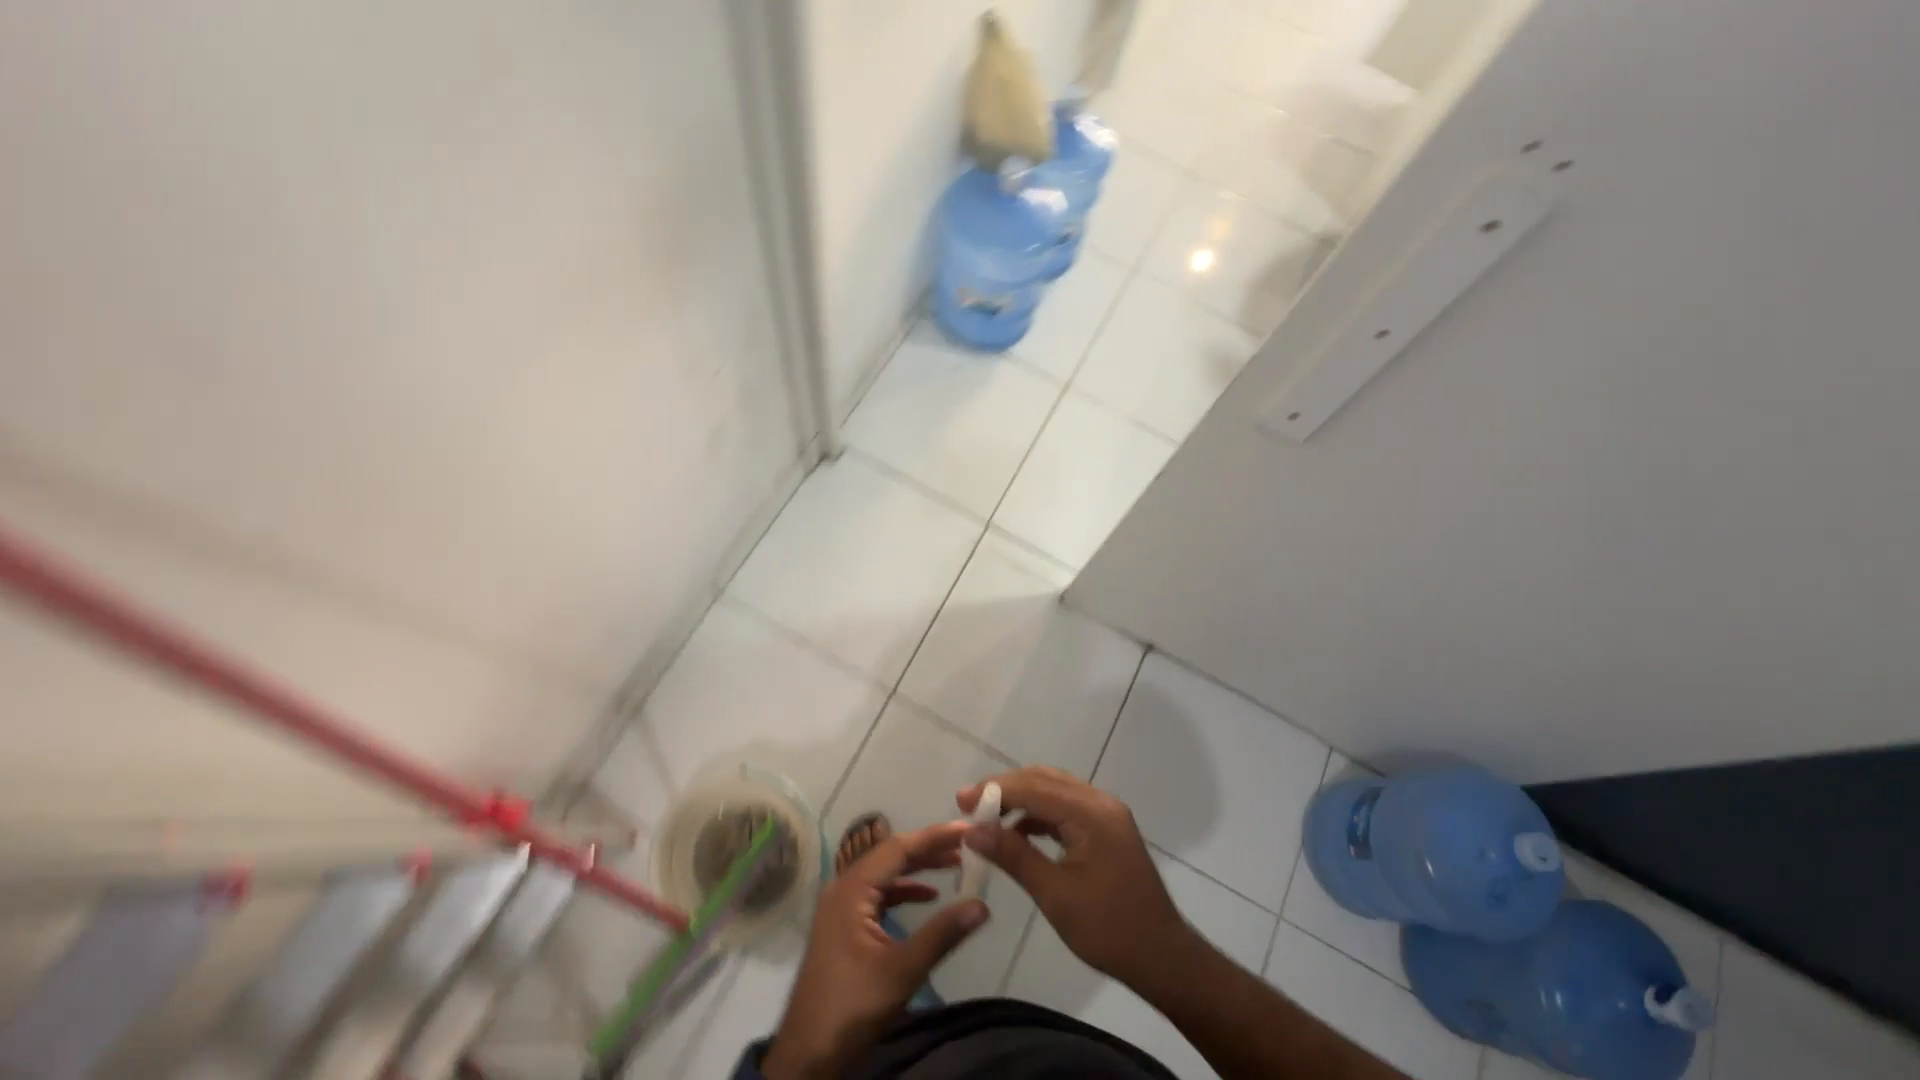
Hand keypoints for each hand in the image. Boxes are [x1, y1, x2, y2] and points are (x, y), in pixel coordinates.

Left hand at [762, 821, 989, 1079]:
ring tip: (955, 865)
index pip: (897, 848)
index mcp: (851, 890)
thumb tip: (981, 905)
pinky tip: (928, 898)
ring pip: (884, 875)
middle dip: (929, 849)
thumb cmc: (853, 1004)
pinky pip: (877, 894)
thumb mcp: (903, 969)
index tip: (967, 829)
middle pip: (890, 856)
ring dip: (918, 869)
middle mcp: (842, 889)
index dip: (934, 836)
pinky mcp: (843, 926)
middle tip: (967, 843)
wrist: (810, 1048)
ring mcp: (840, 907)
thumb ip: (942, 934)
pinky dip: (903, 891)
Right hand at [958, 766, 1190, 987]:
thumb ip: (1013, 856)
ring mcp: (1107, 816)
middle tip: (969, 807)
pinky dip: (1039, 816)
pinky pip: (1066, 810)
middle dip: (1005, 790)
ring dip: (1021, 801)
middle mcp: (1101, 804)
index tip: (960, 802)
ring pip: (1055, 792)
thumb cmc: (1108, 928)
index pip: (1034, 788)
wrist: (1161, 956)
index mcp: (1092, 814)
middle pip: (1044, 781)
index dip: (994, 791)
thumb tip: (972, 831)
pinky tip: (1017, 835)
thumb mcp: (1054, 893)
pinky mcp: (1107, 831)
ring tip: (987, 821)